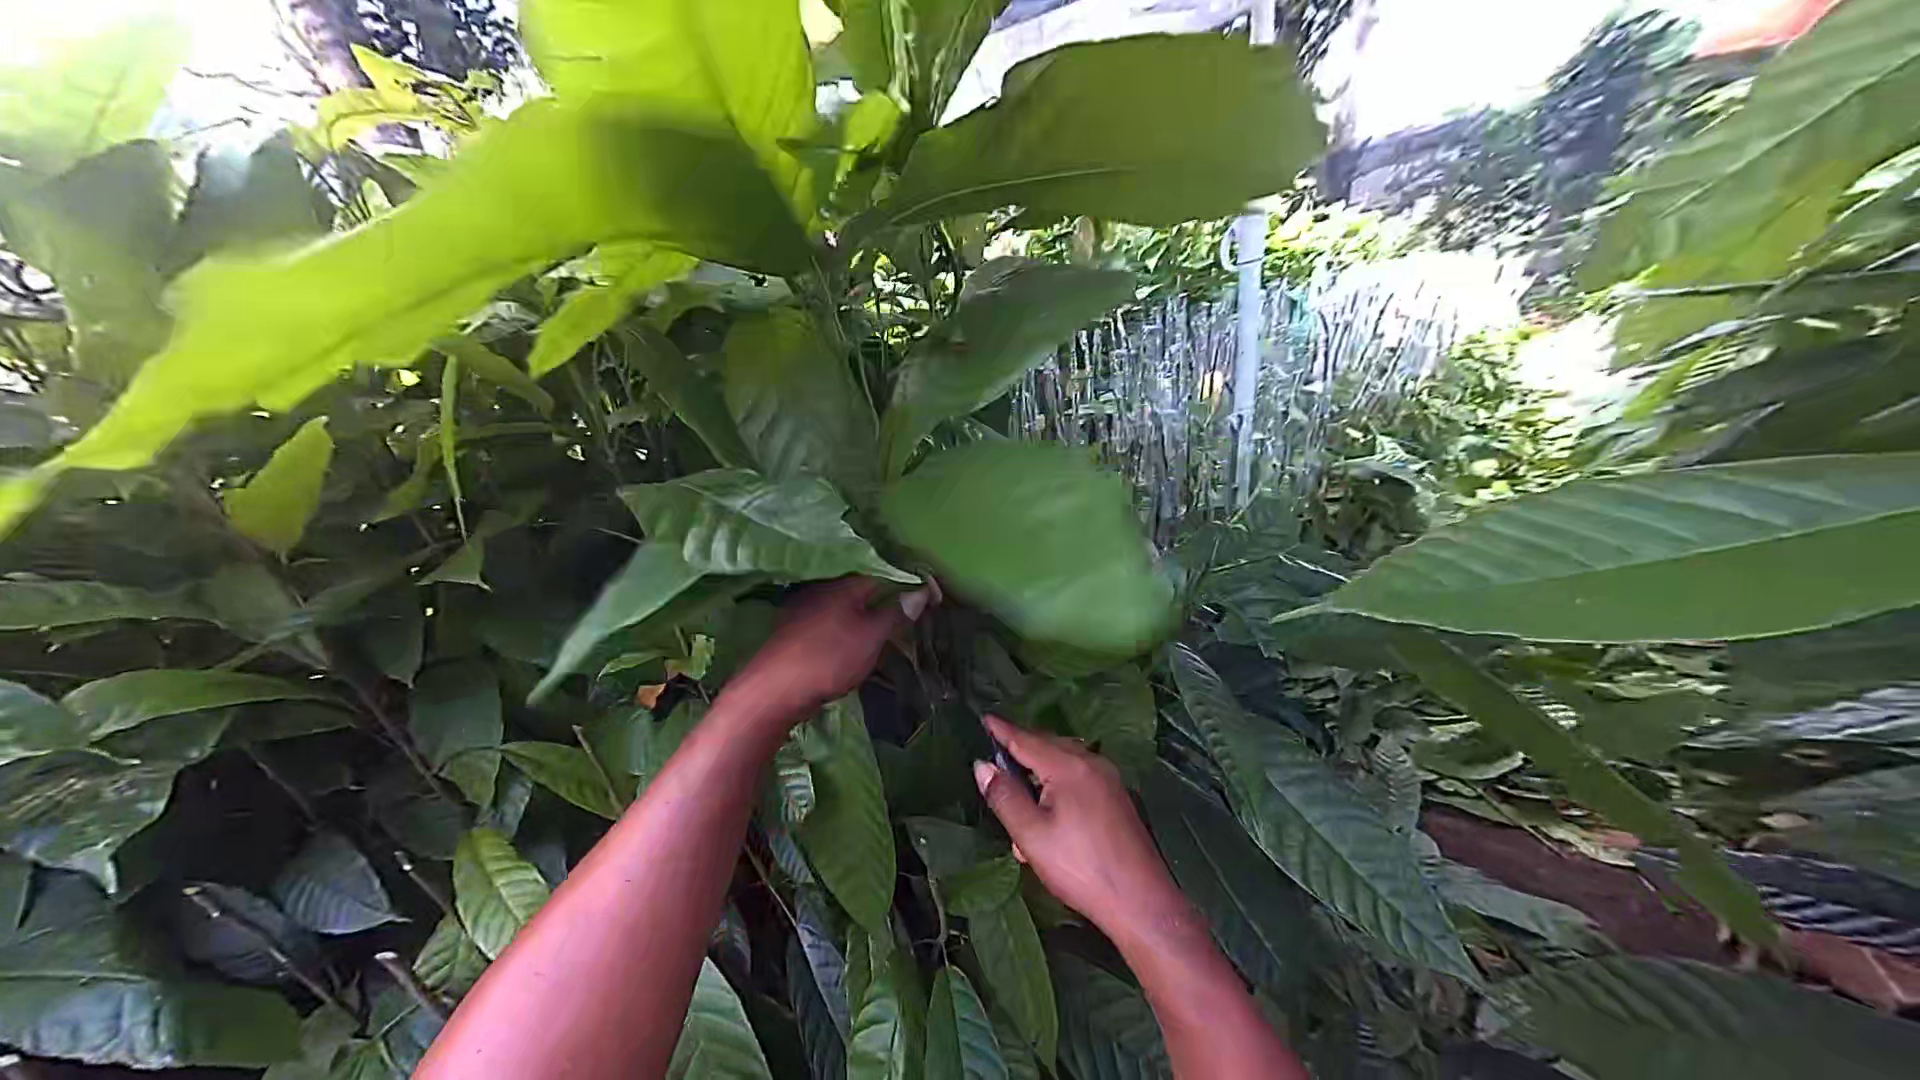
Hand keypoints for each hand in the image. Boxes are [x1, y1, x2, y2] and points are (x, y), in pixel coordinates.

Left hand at [727, 577, 934, 719]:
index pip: (885, 573)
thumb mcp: (871, 637)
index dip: (909, 583)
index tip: (931, 596)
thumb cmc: (828, 659)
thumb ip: (896, 613)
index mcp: (844, 585)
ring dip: (868, 614)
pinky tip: (856, 641)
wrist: (773, 692)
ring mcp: (806, 609)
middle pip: (864, 588)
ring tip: (888, 630)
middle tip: (913, 614)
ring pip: (847, 605)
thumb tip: (920, 591)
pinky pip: (832, 620)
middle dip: (888, 598)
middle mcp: (823, 589)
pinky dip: (850, 626)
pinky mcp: (796, 631)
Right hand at [973, 715, 1191, 940]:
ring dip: (1039, 768)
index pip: (1026, 739)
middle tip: (995, 756)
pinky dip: (1057, 780)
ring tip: (1019, 791)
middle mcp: (1091, 763)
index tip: (985, 718)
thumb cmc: (1080, 868)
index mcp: (1069, 766)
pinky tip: (1049, 809)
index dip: (1002, 730)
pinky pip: (1079, 774)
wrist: (1141, 901)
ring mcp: (1108, 778)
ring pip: (1064, 759)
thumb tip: (983, 767)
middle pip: (1047, 744)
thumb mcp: (1031, 835)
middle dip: (1021, 748)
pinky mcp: (1116, 796)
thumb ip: (1004, 796)